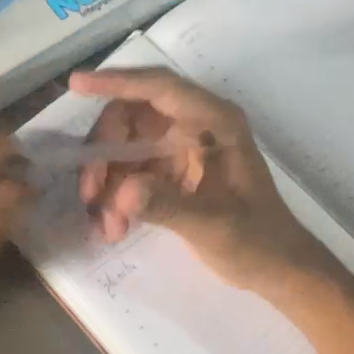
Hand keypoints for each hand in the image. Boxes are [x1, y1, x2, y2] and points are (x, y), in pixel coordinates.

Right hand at [69, 68, 339, 295]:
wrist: (278, 272)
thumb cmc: (258, 241)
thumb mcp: (215, 225)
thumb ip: (168, 205)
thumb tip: (122, 193)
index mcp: (214, 122)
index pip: (159, 88)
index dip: (116, 82)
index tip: (76, 85)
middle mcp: (193, 125)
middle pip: (129, 118)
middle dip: (103, 153)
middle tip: (90, 194)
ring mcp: (177, 147)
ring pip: (121, 147)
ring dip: (105, 183)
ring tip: (106, 226)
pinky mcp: (167, 171)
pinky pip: (126, 172)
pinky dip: (113, 197)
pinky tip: (112, 228)